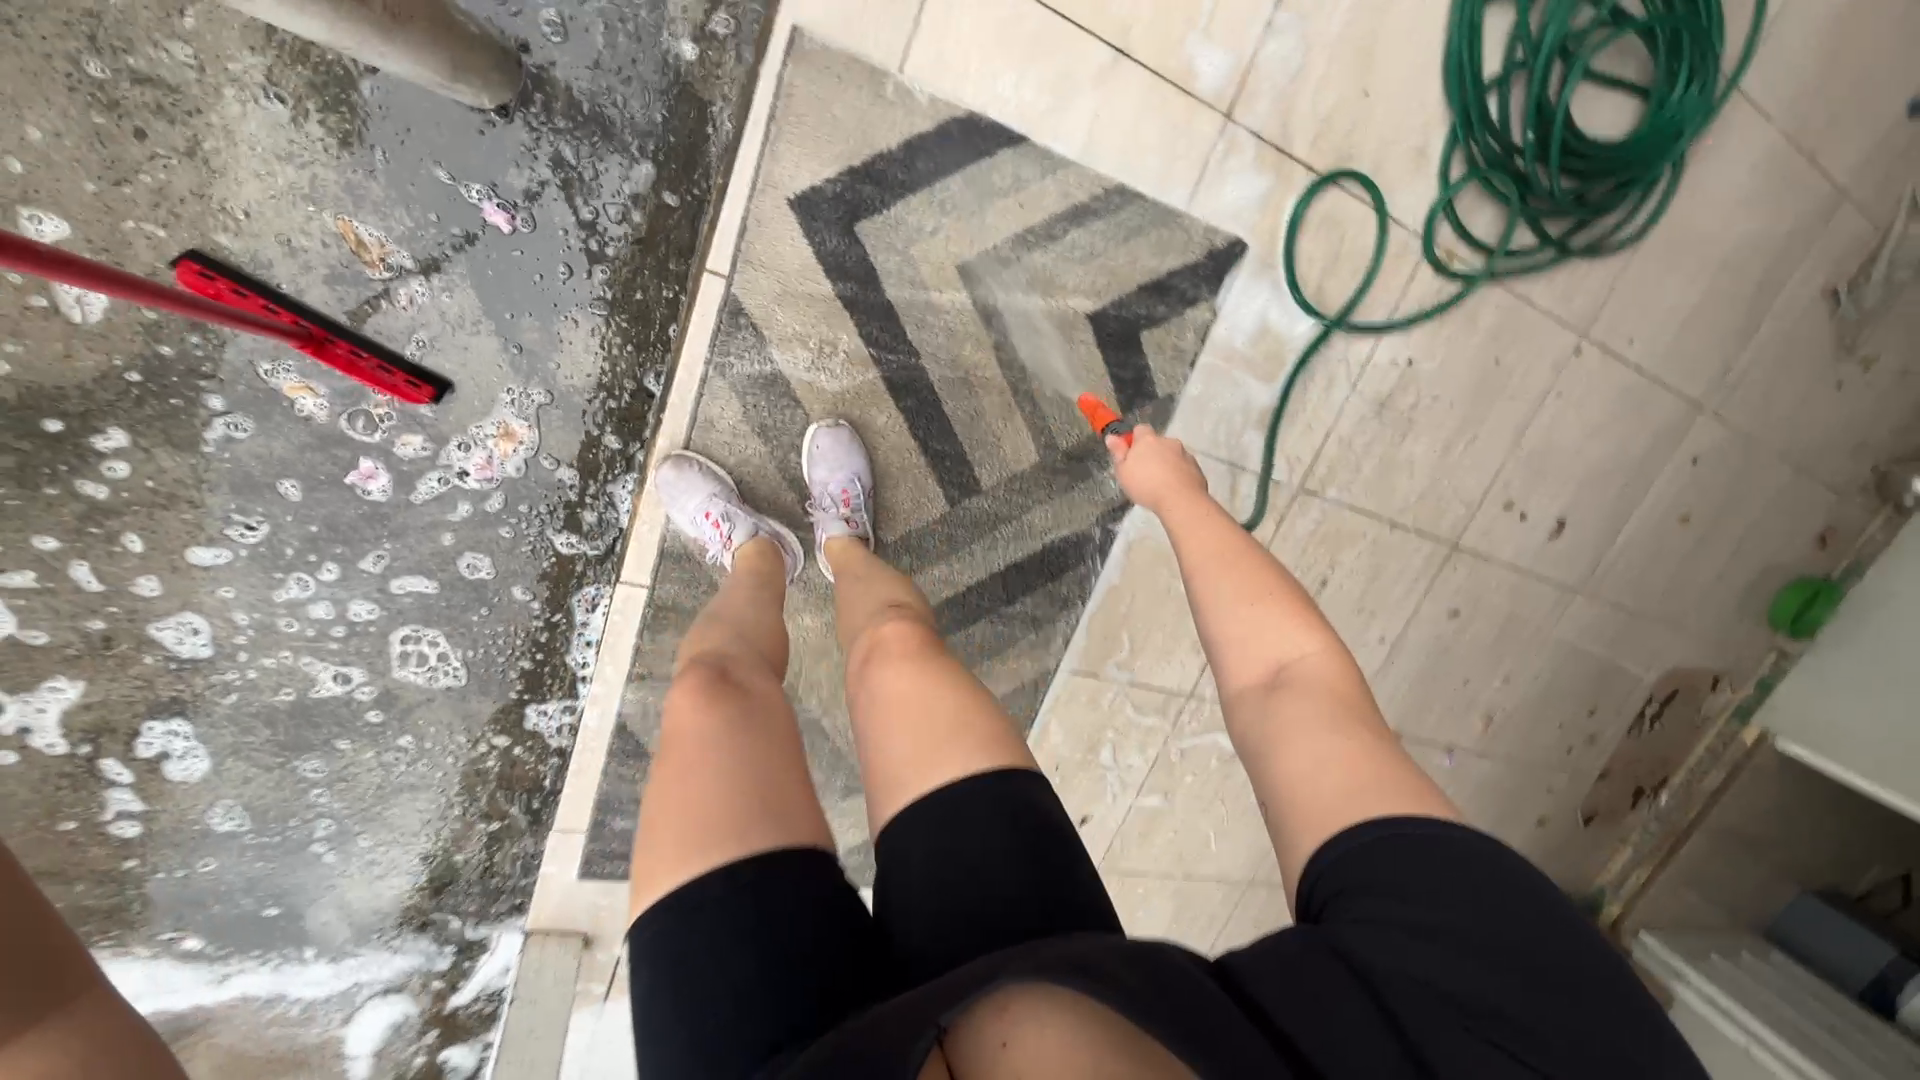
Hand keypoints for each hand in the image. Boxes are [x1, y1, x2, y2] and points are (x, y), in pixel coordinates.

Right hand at [1106, 425, 1208, 513]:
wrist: (1181, 500)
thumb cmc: (1146, 486)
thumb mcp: (1123, 472)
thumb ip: (1118, 453)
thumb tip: (1111, 437)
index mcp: (1148, 440)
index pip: (1140, 429)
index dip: (1135, 440)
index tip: (1131, 455)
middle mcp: (1168, 441)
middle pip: (1157, 442)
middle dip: (1152, 453)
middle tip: (1144, 473)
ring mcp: (1185, 453)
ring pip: (1172, 454)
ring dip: (1166, 463)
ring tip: (1160, 484)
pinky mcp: (1196, 467)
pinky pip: (1184, 466)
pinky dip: (1179, 473)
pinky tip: (1174, 488)